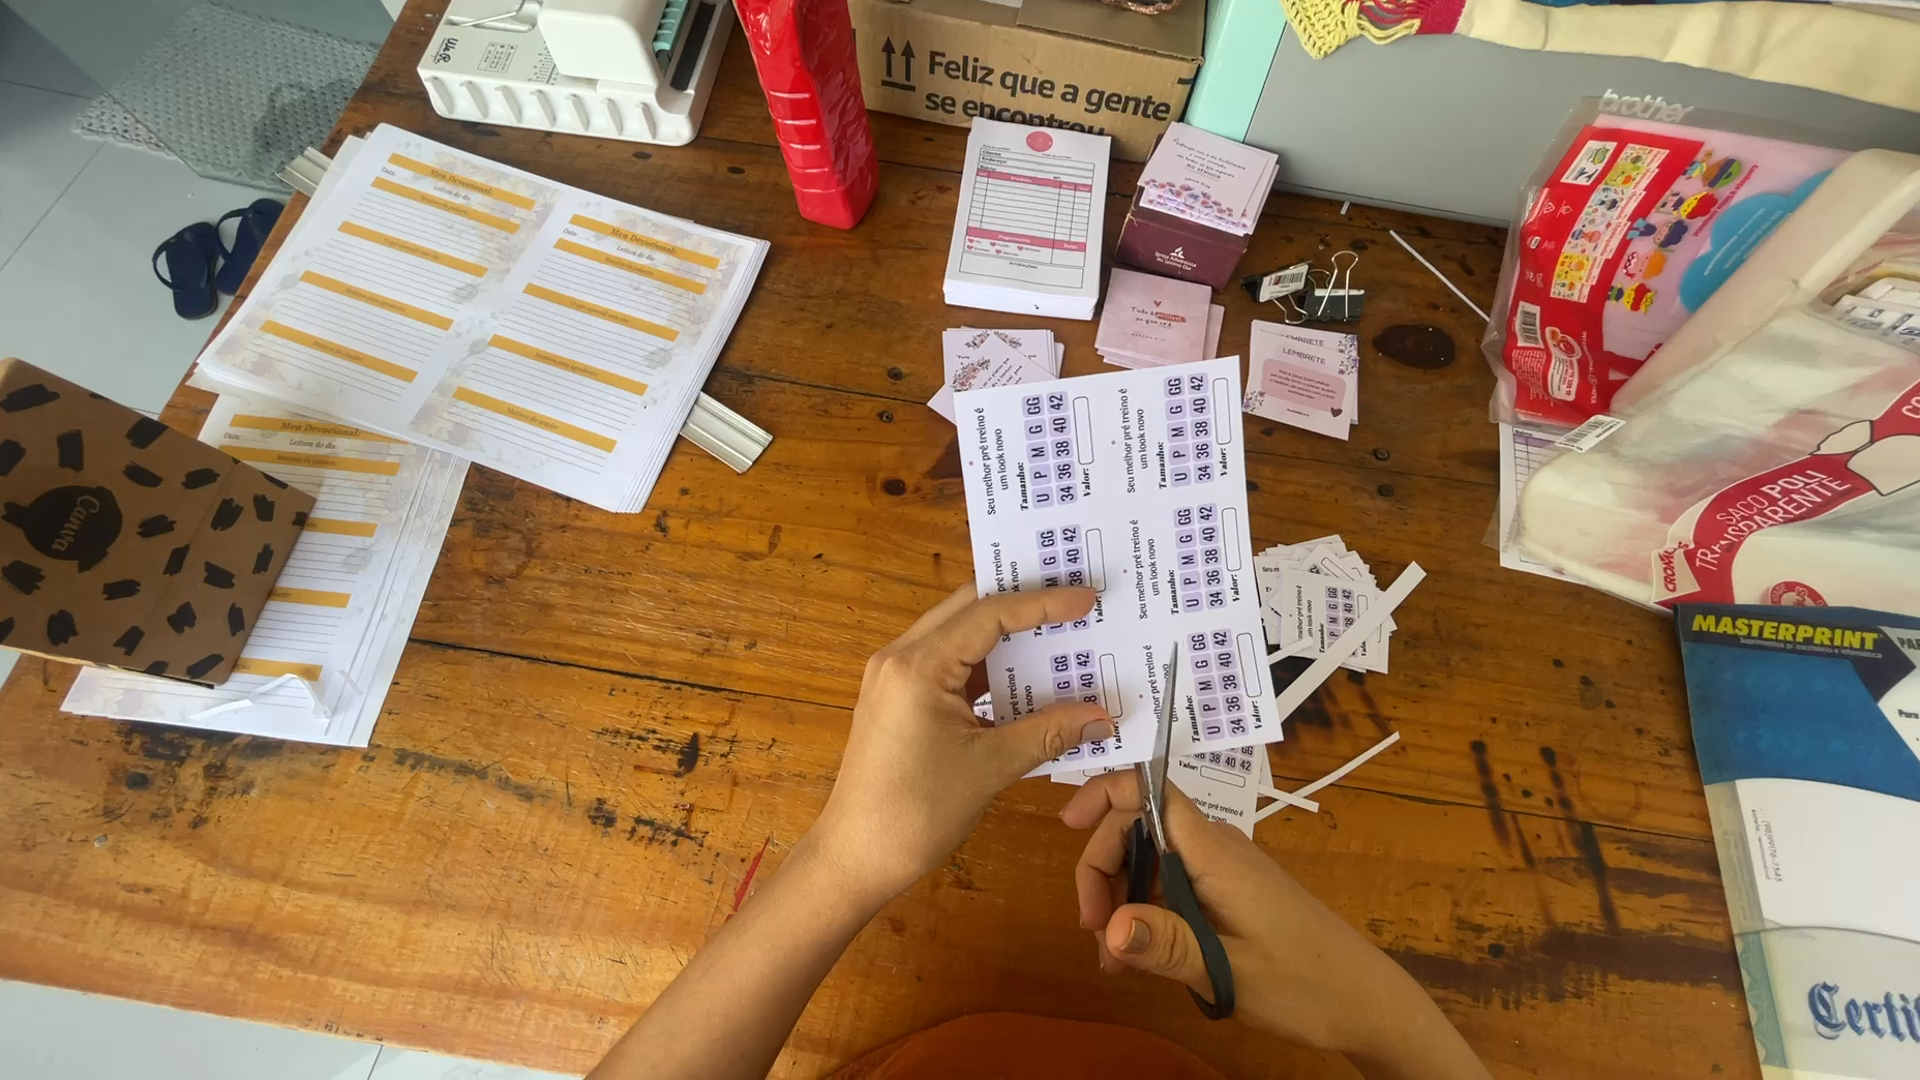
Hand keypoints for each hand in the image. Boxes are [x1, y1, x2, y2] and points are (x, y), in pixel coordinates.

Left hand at [809, 584, 1113, 905]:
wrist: (854, 859)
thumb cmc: (917, 813)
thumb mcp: (990, 768)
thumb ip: (1048, 732)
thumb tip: (1102, 717)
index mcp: (918, 665)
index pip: (988, 613)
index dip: (1042, 602)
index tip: (1086, 598)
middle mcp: (900, 656)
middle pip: (968, 609)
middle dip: (1021, 603)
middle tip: (1070, 601)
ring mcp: (894, 675)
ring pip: (956, 634)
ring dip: (1003, 634)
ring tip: (1054, 633)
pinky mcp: (897, 696)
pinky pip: (947, 663)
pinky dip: (985, 665)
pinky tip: (1021, 677)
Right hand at [1063, 772, 1488, 1079]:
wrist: (1367, 1002)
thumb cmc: (1304, 983)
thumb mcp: (1230, 971)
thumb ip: (1166, 945)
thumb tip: (1106, 930)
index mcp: (1212, 850)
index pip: (1149, 791)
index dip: (1104, 792)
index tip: (1067, 824)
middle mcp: (1210, 845)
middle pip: (1135, 827)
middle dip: (1102, 869)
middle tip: (1094, 934)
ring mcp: (1217, 866)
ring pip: (1147, 857)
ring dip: (1120, 897)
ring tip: (1113, 958)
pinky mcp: (1222, 887)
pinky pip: (1168, 881)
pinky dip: (1143, 908)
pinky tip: (1138, 951)